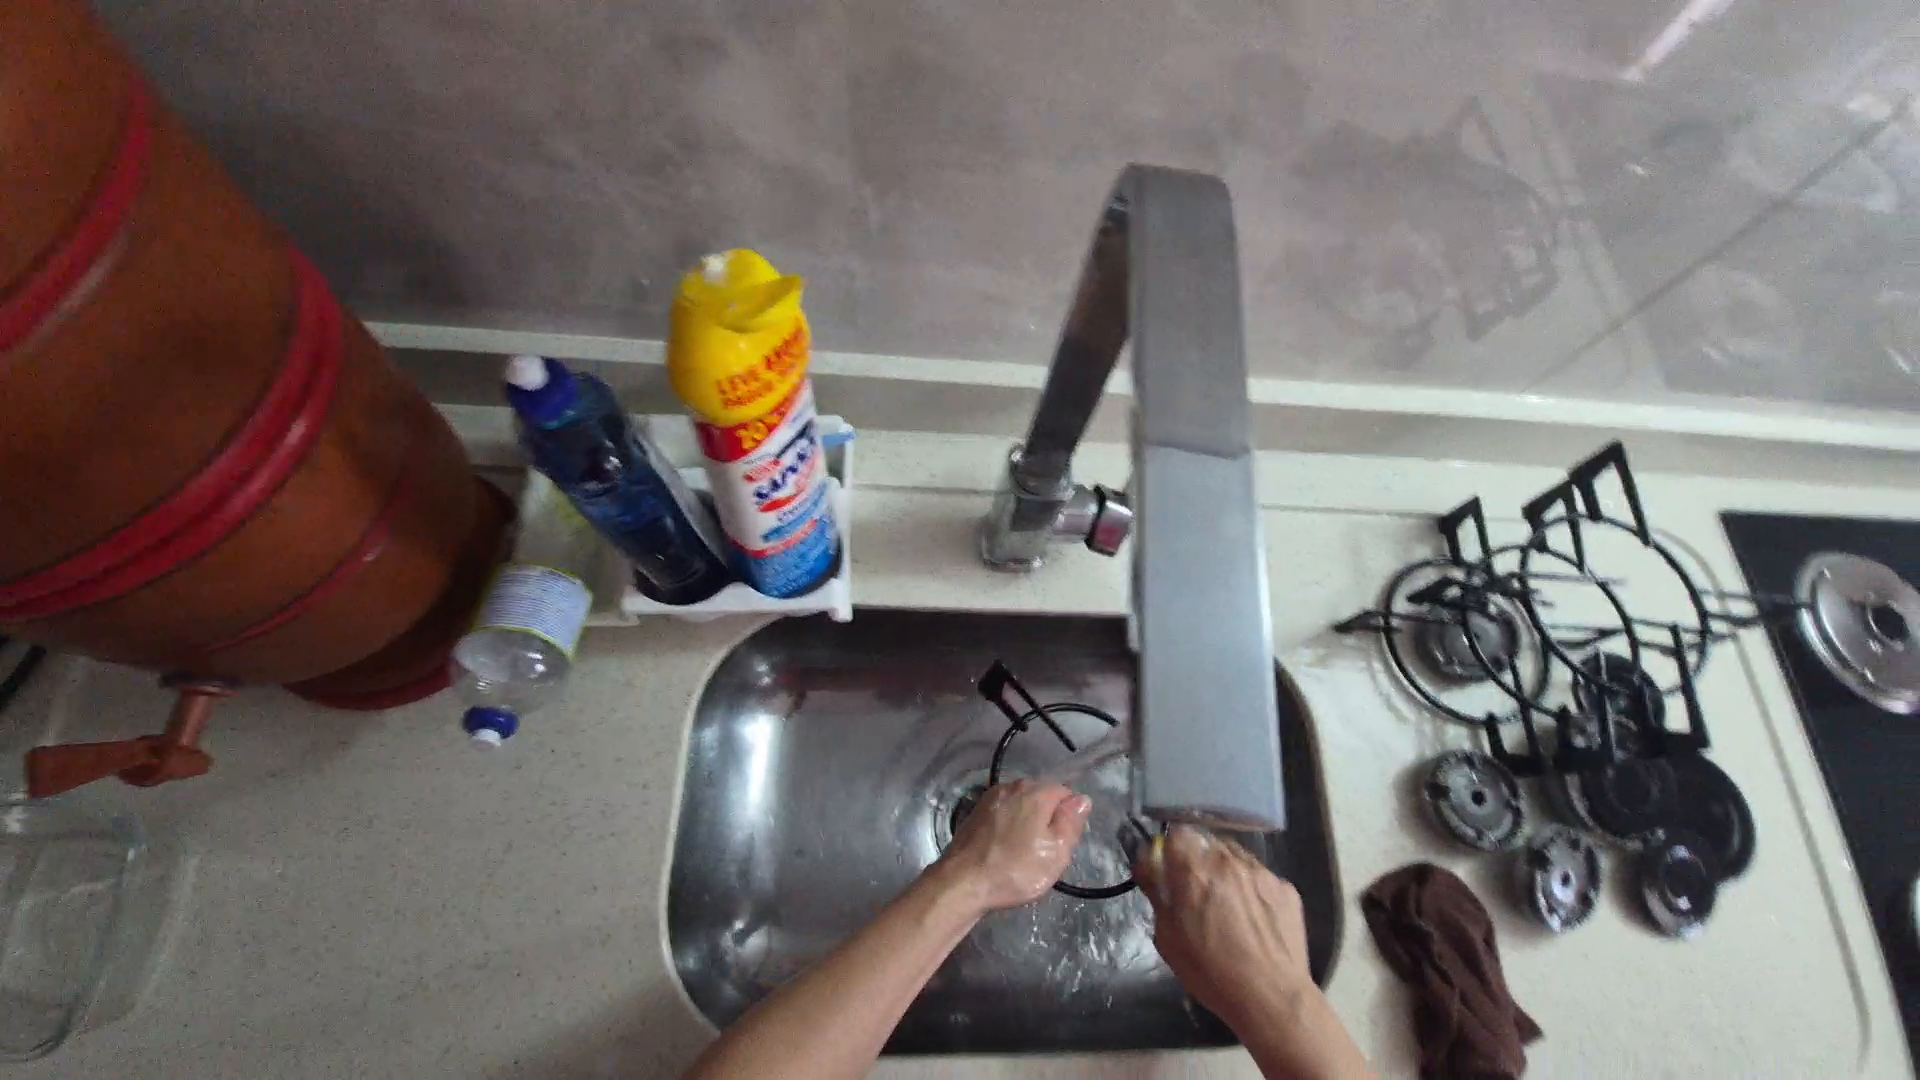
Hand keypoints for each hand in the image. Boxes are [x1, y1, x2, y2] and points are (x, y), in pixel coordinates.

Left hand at [934, 779, 1091, 913]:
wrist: (963, 881)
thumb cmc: (1015, 869)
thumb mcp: (1056, 853)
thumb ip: (1071, 822)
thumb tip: (1082, 799)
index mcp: (1035, 792)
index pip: (1065, 792)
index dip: (1069, 817)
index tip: (1063, 842)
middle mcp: (1013, 786)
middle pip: (1042, 796)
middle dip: (1047, 818)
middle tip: (1045, 851)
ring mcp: (991, 797)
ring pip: (1021, 805)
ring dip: (1026, 822)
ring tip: (1023, 852)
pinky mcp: (976, 811)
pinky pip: (1003, 813)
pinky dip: (1008, 826)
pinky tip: (1004, 848)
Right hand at [1134, 825, 1315, 1030]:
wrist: (1272, 998)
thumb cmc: (1211, 972)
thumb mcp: (1167, 937)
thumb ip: (1155, 891)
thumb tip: (1147, 862)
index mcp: (1193, 869)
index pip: (1177, 832)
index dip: (1172, 848)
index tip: (1171, 868)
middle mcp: (1227, 860)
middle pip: (1207, 844)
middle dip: (1199, 861)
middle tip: (1199, 891)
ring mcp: (1260, 871)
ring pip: (1235, 857)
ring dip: (1227, 871)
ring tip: (1230, 904)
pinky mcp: (1286, 888)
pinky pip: (1261, 877)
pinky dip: (1253, 889)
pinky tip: (1256, 918)